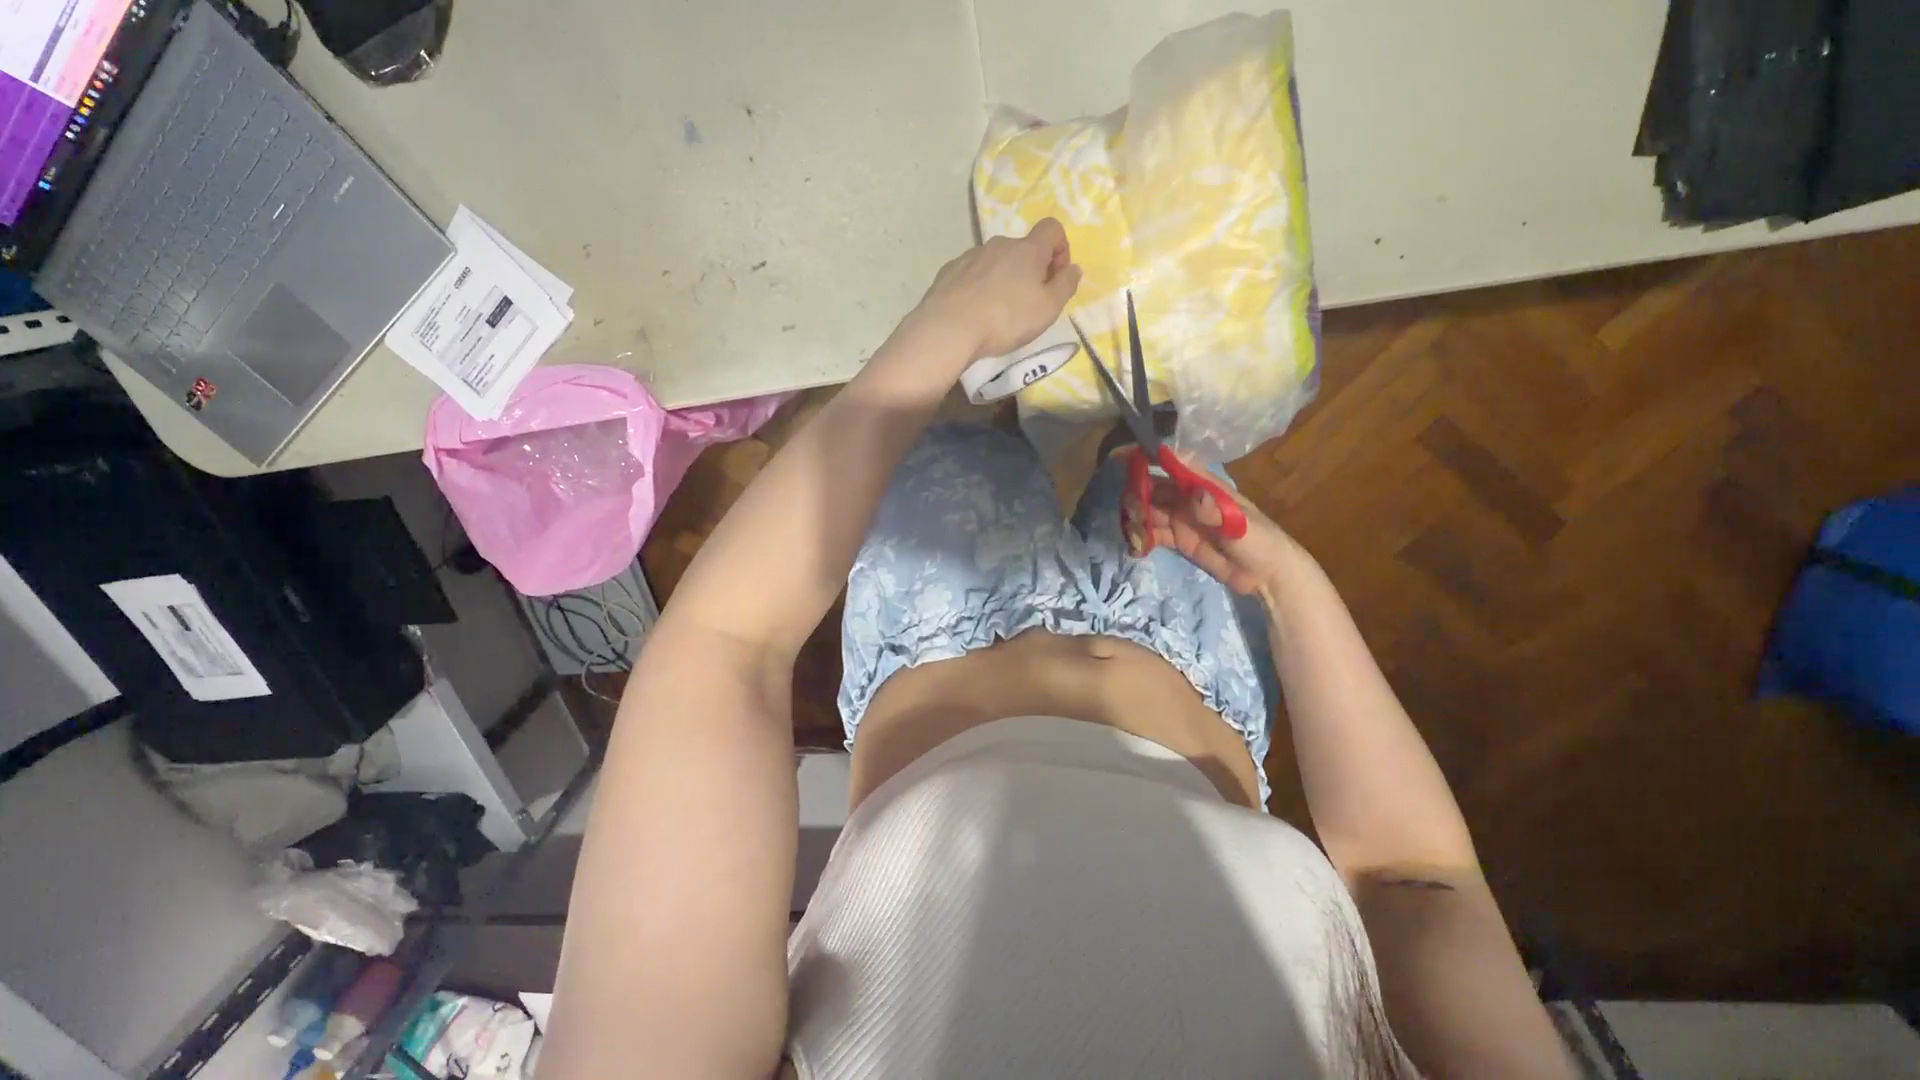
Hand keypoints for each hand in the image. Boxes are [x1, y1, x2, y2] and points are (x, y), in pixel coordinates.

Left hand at [911, 218, 1082, 362]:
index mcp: (1027, 250)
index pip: (1052, 228)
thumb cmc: (1005, 319)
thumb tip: (1073, 268)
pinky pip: (972, 273)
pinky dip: (979, 286)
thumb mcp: (1048, 309)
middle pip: (1022, 248)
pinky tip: (974, 311)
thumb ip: (1065, 285)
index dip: (1060, 247)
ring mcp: (970, 255)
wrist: (948, 328)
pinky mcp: (949, 271)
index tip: (1056, 276)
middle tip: (1028, 303)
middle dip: (1030, 269)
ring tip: (998, 311)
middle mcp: (998, 244)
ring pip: (996, 261)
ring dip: (1003, 278)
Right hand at [1124, 457, 1305, 598]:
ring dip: (1138, 516)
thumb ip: (1216, 511)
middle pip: (1156, 487)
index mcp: (1206, 486)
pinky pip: (1155, 534)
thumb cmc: (1261, 542)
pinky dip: (1143, 537)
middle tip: (1126, 506)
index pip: (1175, 464)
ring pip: (1152, 510)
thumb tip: (1195, 494)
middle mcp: (1190, 498)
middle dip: (1137, 491)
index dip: (1151, 457)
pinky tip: (1134, 545)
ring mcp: (1184, 519)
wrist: (1268, 575)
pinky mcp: (1180, 540)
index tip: (1126, 456)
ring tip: (1129, 528)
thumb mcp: (1241, 525)